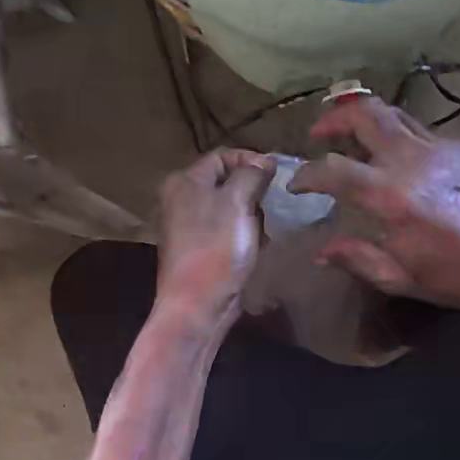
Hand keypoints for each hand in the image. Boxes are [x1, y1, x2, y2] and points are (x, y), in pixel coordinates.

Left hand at [154, 149, 276, 324]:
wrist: (198, 304)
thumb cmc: (216, 248)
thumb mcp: (237, 202)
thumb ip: (251, 175)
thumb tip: (265, 162)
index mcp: (184, 181)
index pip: (222, 156)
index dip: (251, 159)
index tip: (278, 175)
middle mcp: (180, 199)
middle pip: (224, 181)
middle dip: (254, 188)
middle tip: (279, 199)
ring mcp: (187, 226)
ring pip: (227, 207)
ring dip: (252, 212)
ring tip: (273, 221)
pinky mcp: (198, 249)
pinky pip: (225, 229)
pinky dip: (243, 230)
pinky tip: (261, 241)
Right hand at [288, 99, 459, 317]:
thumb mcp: (404, 279)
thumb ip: (358, 259)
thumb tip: (321, 251)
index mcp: (394, 198)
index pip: (335, 169)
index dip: (308, 174)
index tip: (297, 184)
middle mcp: (413, 161)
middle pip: (365, 114)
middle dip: (334, 118)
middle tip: (318, 134)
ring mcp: (440, 148)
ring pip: (392, 113)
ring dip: (363, 118)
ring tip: (349, 135)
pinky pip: (416, 129)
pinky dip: (394, 134)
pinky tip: (392, 157)